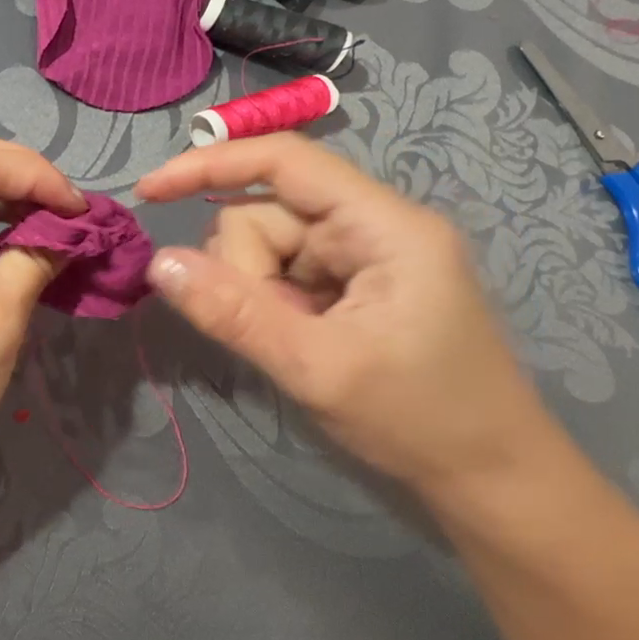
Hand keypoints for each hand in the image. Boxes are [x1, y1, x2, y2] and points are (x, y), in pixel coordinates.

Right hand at [134, 134, 555, 495]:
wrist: (490, 478)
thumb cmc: (419, 419)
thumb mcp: (315, 367)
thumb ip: (232, 312)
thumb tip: (157, 261)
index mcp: (384, 227)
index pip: (285, 161)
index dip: (210, 165)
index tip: (148, 192)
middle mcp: (372, 226)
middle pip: (264, 212)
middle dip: (245, 268)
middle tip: (277, 330)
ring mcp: (361, 256)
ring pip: (263, 245)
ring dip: (254, 291)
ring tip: (294, 342)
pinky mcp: (350, 284)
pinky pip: (277, 272)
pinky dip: (267, 303)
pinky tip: (297, 339)